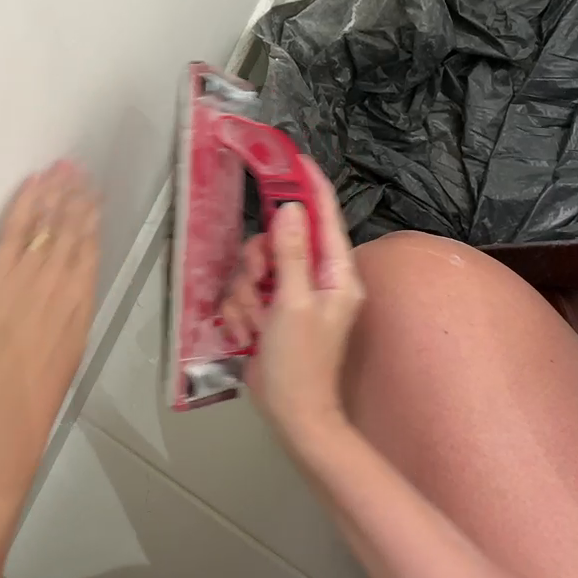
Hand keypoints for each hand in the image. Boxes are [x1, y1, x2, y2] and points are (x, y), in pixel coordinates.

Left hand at [0, 161, 100, 451]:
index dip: (92, 216)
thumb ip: (73, 307)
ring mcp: (30, 273)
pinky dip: (25, 204)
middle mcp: (61, 279)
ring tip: (60, 167)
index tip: (94, 193)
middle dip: (75, 194)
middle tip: (77, 166)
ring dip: (55, 191)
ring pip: (47, 222)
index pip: (90, 245)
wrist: (7, 405)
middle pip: (71, 226)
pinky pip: (15, 230)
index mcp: (83, 299)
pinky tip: (32, 184)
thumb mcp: (73, 344)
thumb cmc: (43, 387)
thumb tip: (72, 280)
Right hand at [222, 163, 364, 450]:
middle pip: (278, 240)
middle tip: (259, 285)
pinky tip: (247, 332)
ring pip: (256, 265)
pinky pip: (246, 290)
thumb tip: (292, 208)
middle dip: (259, 262)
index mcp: (336, 275)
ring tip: (253, 322)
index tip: (293, 159)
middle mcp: (317, 279)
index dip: (310, 186)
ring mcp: (293, 295)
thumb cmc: (300, 365)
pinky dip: (240, 309)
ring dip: (246, 292)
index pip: (325, 217)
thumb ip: (291, 253)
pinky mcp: (272, 310)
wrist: (293, 417)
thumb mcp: (293, 304)